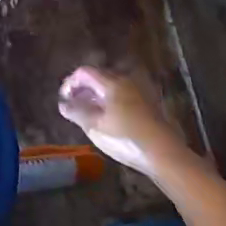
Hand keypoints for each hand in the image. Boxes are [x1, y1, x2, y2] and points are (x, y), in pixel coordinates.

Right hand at [57, 66, 197, 179]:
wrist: (163, 152)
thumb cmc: (125, 138)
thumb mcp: (94, 127)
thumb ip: (76, 112)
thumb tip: (63, 103)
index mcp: (112, 83)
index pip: (84, 72)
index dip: (70, 83)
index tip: (63, 101)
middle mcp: (126, 81)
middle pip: (98, 77)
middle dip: (82, 89)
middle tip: (72, 107)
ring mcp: (138, 91)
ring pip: (110, 87)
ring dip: (95, 97)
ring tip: (86, 115)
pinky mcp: (146, 103)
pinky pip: (121, 95)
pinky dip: (109, 102)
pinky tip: (106, 119)